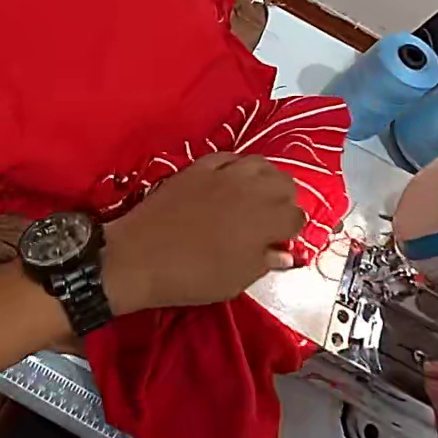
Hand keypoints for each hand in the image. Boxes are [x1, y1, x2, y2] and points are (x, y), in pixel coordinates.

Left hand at [102, 153, 305, 314]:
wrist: (141, 257)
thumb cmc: (193, 276)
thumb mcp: (237, 280)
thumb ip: (265, 262)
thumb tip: (282, 253)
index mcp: (266, 219)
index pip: (297, 216)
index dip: (291, 231)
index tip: (278, 242)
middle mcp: (251, 190)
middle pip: (285, 184)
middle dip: (284, 201)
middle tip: (270, 220)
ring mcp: (223, 173)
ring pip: (260, 164)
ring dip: (265, 180)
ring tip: (254, 197)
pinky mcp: (199, 166)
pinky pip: (229, 157)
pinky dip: (236, 167)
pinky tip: (230, 180)